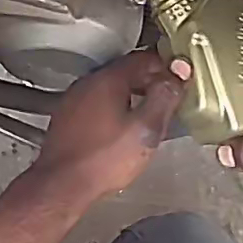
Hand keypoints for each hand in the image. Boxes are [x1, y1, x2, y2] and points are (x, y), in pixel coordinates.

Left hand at [31, 50, 186, 202]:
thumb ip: (164, 97)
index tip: (179, 78)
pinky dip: (112, 109)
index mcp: (107, 80)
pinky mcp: (66, 119)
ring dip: (130, 96)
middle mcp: (86, 84)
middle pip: (124, 71)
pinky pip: (95, 104)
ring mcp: (73, 101)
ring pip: (108, 88)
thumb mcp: (145, 129)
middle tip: (168, 97)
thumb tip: (177, 73)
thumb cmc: (103, 160)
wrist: (62, 184)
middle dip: (149, 81)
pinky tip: (121, 128)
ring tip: (149, 114)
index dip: (165, 66)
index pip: (142, 58)